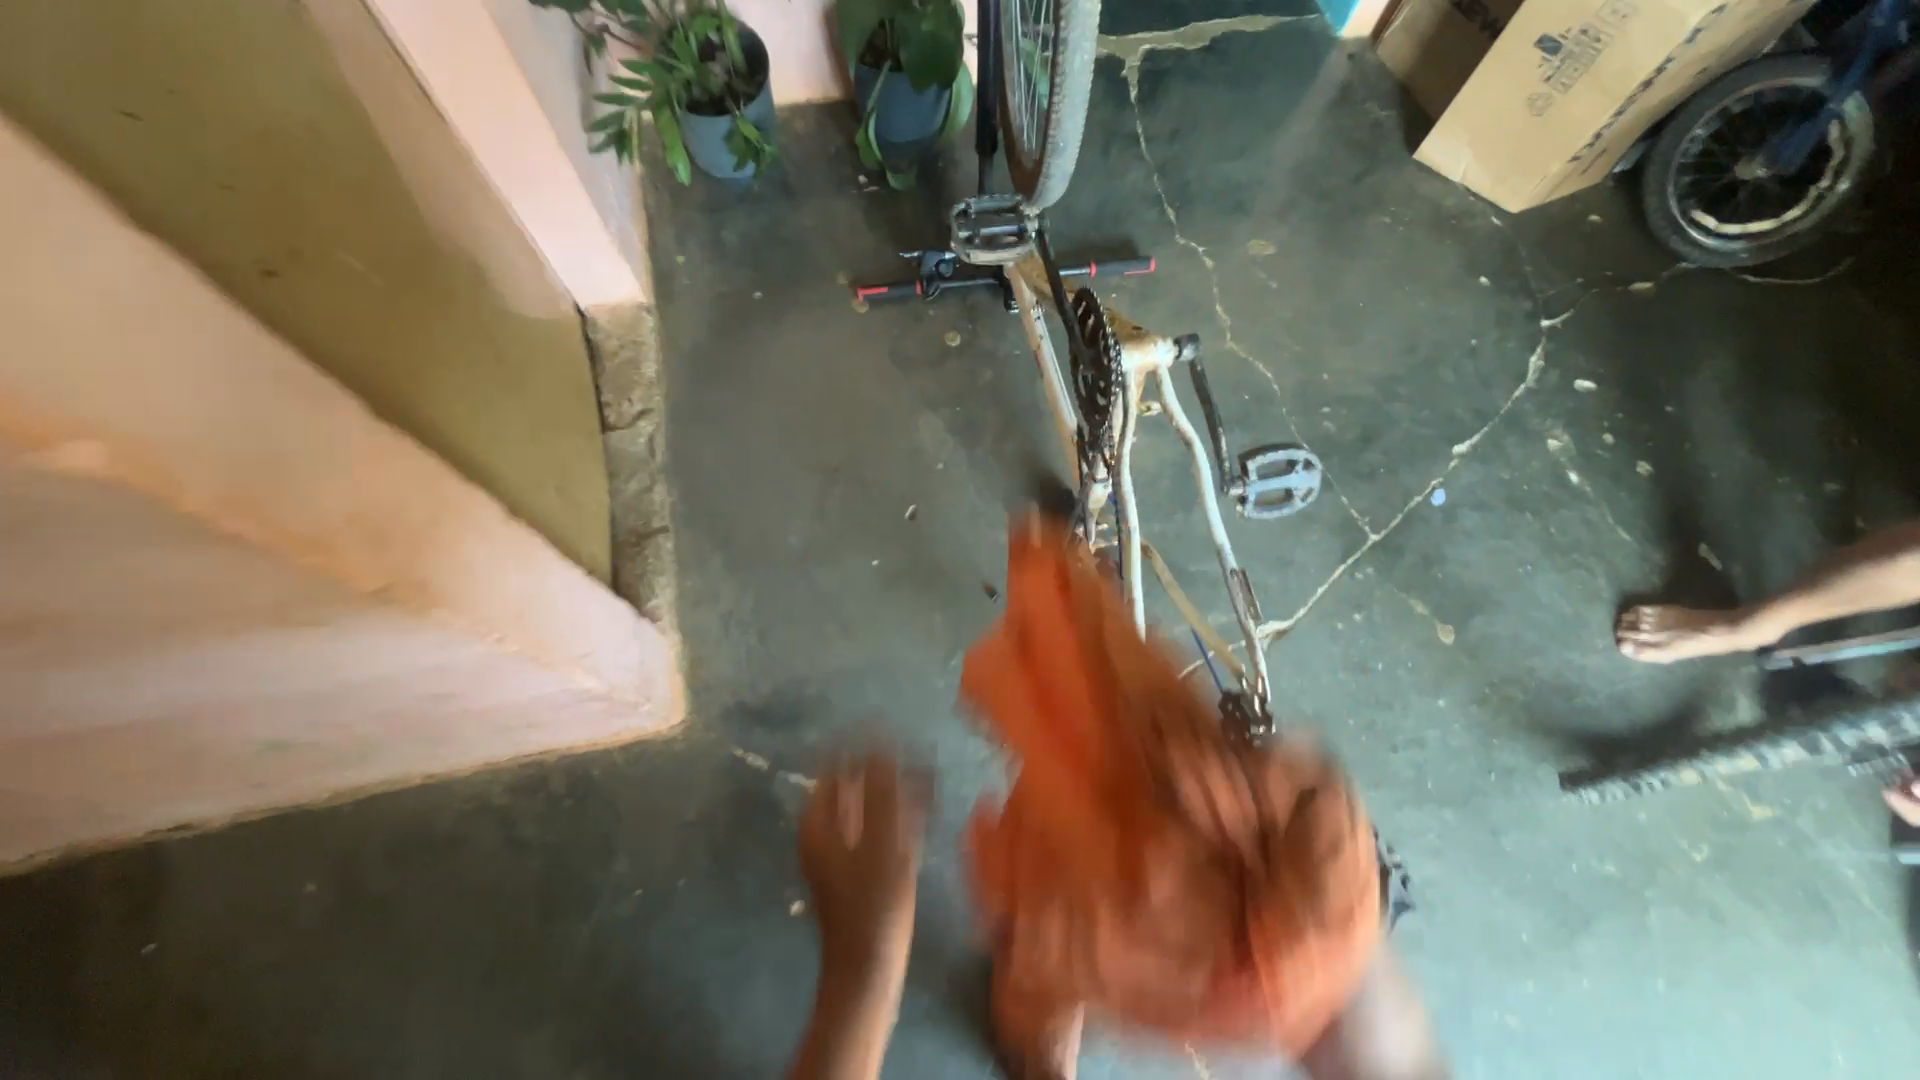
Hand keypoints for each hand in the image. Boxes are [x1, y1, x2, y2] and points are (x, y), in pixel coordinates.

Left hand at [799, 752, 928, 974]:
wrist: (869, 969)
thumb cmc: (872, 903)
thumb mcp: (880, 840)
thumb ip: (881, 789)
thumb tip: (879, 738)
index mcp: (819, 819)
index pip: (837, 763)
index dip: (864, 744)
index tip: (897, 729)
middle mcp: (825, 830)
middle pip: (855, 783)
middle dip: (886, 767)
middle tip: (921, 753)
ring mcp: (842, 850)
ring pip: (870, 805)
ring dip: (897, 790)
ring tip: (929, 776)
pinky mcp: (861, 868)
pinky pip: (879, 828)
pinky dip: (899, 816)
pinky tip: (925, 810)